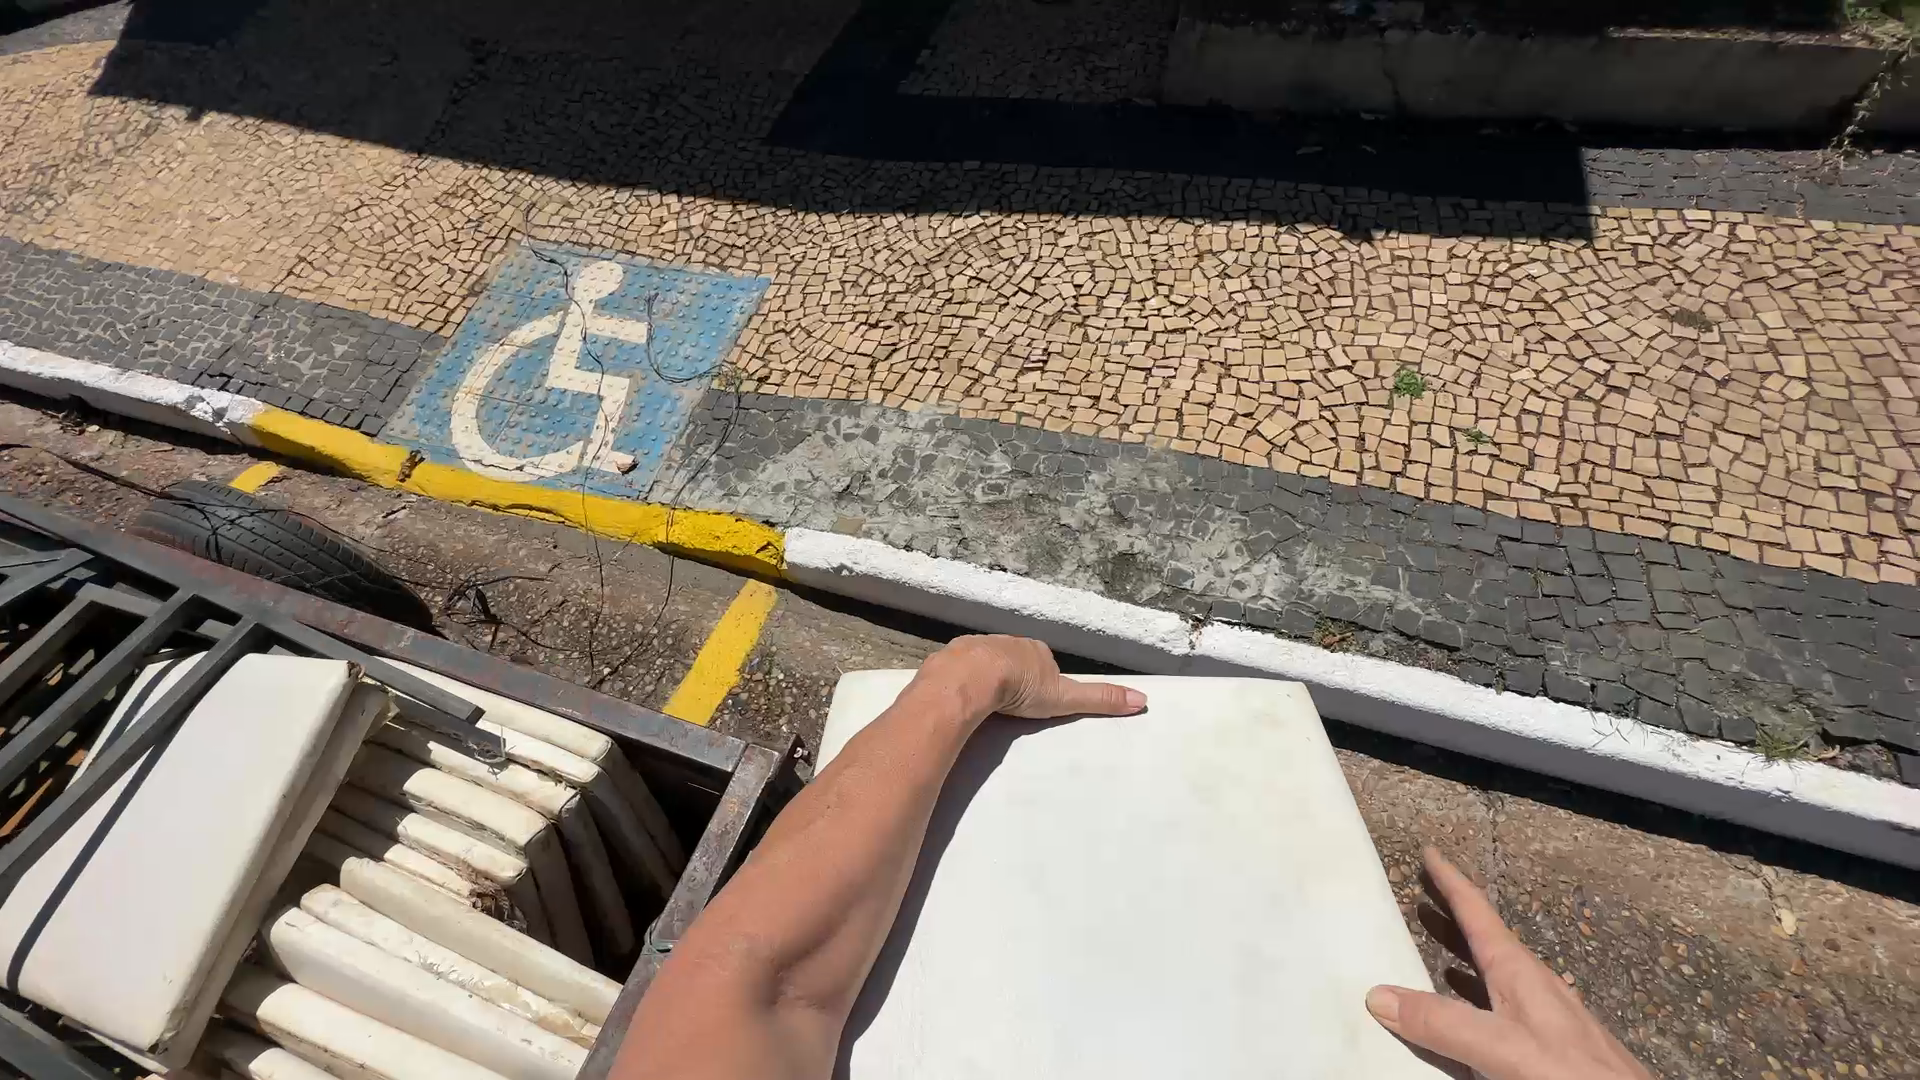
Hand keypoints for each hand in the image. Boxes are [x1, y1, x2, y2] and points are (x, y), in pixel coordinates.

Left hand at [913, 635, 1145, 721]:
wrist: (972, 677)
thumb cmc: (1021, 687)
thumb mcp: (1065, 697)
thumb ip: (1099, 699)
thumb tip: (1141, 700)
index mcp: (1034, 650)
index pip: (1043, 662)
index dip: (1042, 678)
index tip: (1038, 696)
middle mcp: (1007, 642)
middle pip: (1015, 659)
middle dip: (1014, 674)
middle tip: (1012, 700)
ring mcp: (977, 647)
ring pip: (987, 661)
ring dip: (988, 675)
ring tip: (986, 698)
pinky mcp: (952, 658)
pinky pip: (961, 667)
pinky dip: (964, 678)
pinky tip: (963, 693)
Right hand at [1366, 847, 1652, 1079]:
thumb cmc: (1575, 1075)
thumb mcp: (1502, 1048)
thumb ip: (1441, 1023)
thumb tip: (1376, 995)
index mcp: (1519, 972)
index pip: (1477, 912)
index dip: (1450, 880)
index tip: (1430, 850)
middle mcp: (1533, 988)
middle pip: (1484, 939)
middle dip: (1451, 914)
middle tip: (1419, 893)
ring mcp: (1548, 1021)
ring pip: (1494, 975)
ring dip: (1461, 956)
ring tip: (1433, 948)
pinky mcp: (1555, 1051)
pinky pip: (1502, 1008)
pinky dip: (1475, 998)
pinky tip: (1468, 1017)